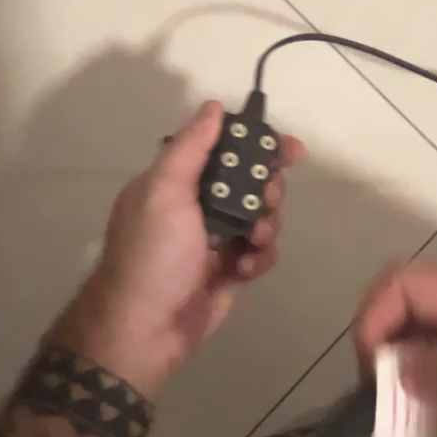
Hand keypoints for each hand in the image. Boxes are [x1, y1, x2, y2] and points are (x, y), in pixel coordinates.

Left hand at [53, 101, 305, 395]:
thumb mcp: (164, 190)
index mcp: (178, 180)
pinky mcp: (230, 270)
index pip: (225, 148)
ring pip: (262, 216)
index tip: (291, 150)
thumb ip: (191, 146)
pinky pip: (260, 252)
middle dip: (267, 189)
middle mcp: (198, 205)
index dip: (259, 145)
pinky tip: (243, 270)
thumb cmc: (153, 253)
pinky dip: (258, 258)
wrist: (145, 329)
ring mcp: (216, 239)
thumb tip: (214, 107)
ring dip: (265, 225)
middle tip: (266, 200)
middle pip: (252, 181)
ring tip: (253, 240)